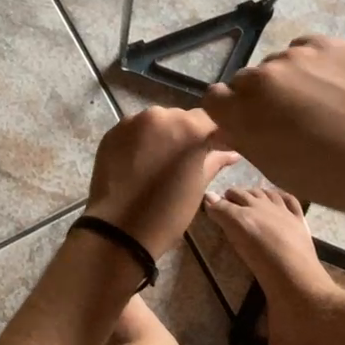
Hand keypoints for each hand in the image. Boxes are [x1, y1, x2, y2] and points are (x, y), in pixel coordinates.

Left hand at [82, 107, 238, 260]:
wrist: (120, 228)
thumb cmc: (168, 211)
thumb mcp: (197, 185)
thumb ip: (214, 161)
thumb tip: (232, 152)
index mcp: (188, 127)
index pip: (209, 120)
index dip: (214, 135)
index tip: (215, 150)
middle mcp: (159, 115)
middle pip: (181, 118)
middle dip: (187, 134)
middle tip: (187, 159)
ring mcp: (132, 122)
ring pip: (156, 122)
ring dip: (163, 136)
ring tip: (162, 162)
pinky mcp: (112, 132)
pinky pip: (135, 130)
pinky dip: (142, 141)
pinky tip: (141, 162)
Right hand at [201, 35, 344, 223]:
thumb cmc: (335, 179)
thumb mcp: (277, 169)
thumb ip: (245, 140)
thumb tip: (228, 125)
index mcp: (241, 113)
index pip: (213, 97)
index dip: (229, 111)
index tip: (250, 123)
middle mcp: (261, 78)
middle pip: (246, 80)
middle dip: (260, 96)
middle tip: (291, 119)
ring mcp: (296, 56)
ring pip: (279, 65)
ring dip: (289, 81)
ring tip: (323, 105)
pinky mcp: (328, 44)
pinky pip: (306, 50)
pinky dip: (314, 66)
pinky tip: (337, 89)